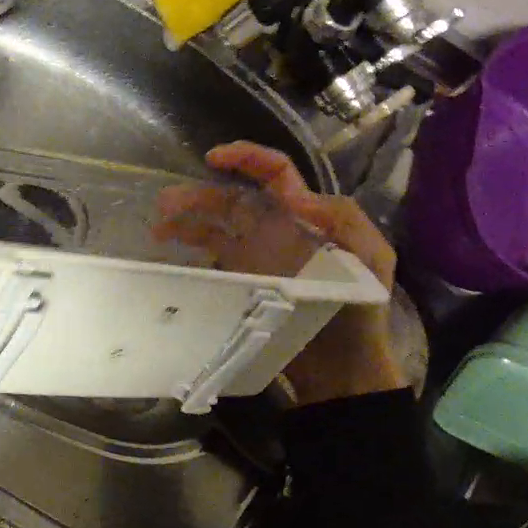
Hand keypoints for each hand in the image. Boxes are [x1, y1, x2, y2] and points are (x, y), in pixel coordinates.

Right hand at [159, 141, 405, 405]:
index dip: (246, 158)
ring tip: (157, 230)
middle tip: (163, 204)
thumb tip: (295, 196)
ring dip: (185, 225)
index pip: (275, 175)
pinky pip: (211, 266)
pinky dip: (189, 259)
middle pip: (233, 202)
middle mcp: (276, 232)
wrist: (341, 368)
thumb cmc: (360, 312)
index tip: (212, 158)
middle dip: (198, 196)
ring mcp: (255, 262)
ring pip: (215, 231)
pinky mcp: (240, 289)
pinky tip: (170, 260)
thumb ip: (342, 221)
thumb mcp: (370, 259)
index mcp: (307, 217)